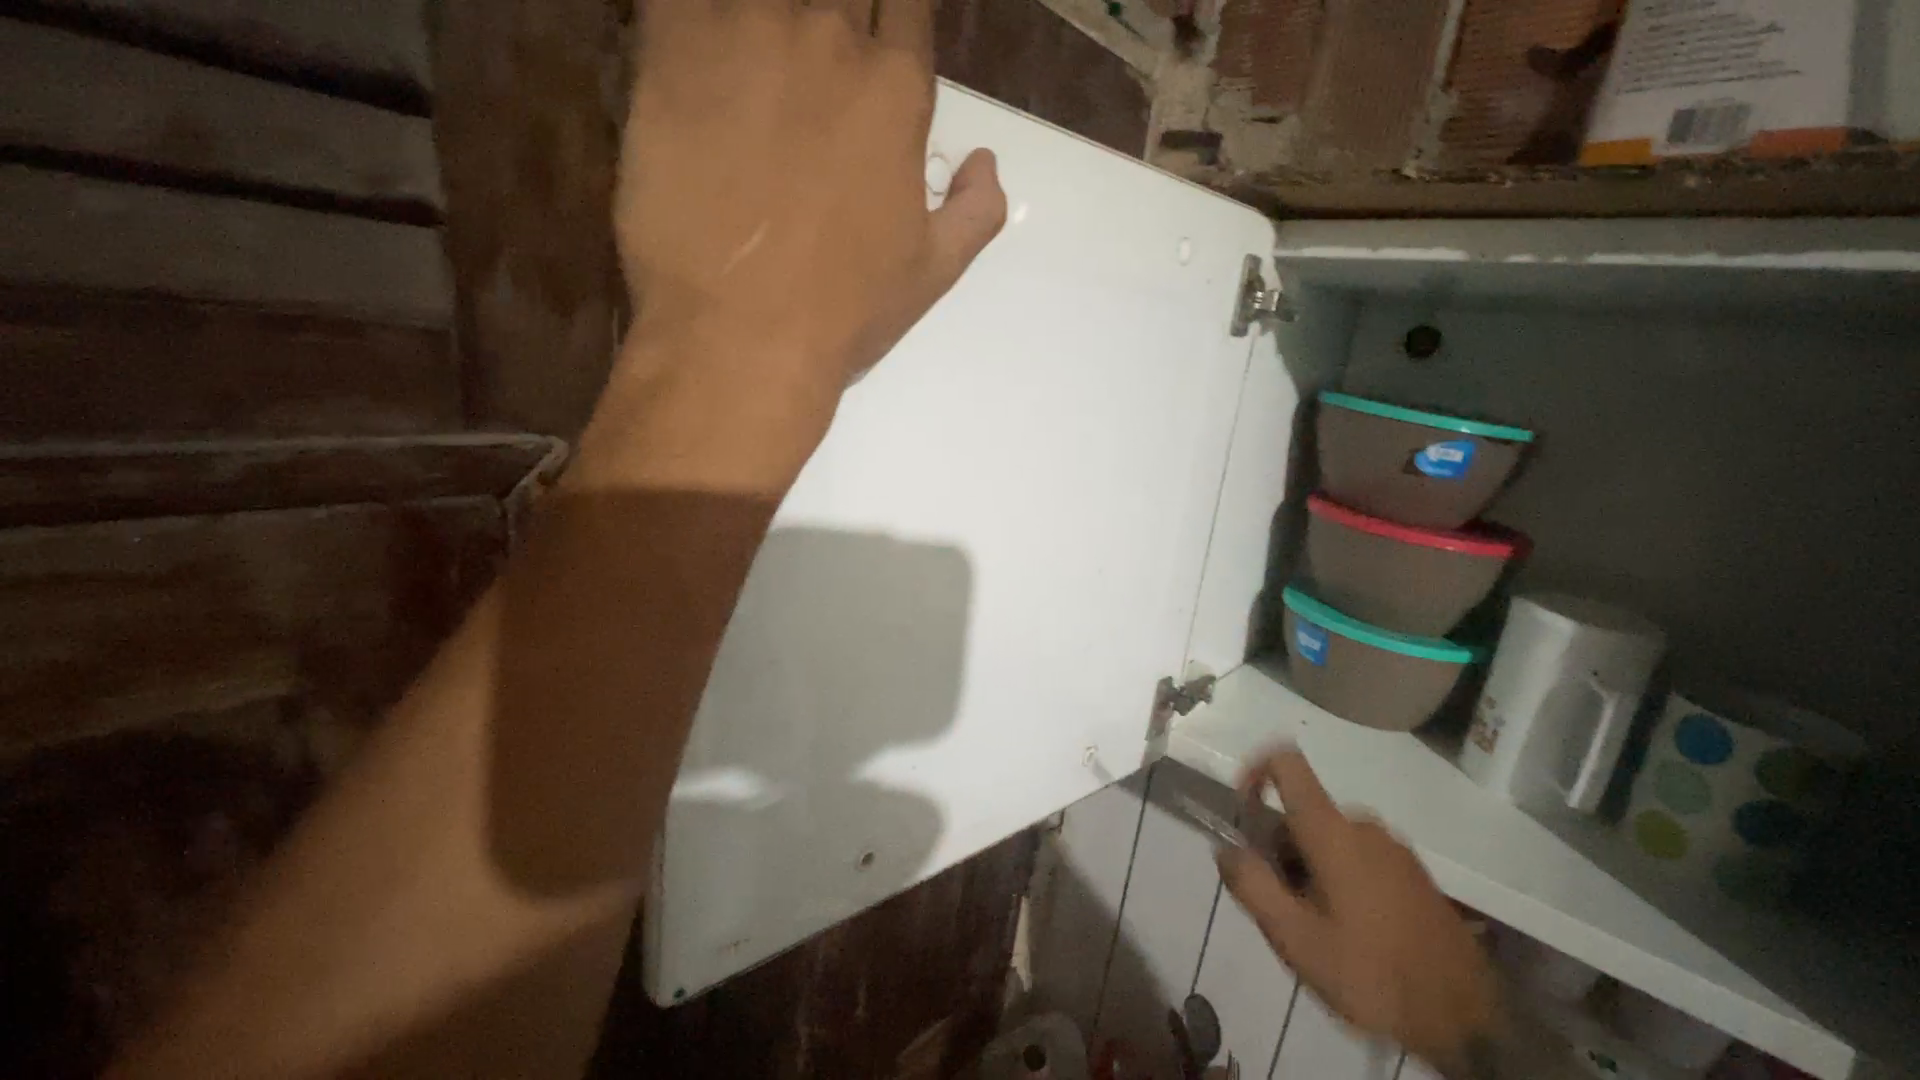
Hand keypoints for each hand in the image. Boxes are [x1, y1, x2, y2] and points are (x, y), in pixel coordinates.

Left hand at [614, 0, 1006, 405]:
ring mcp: (747, 36)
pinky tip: (690, 44)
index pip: (904, 5)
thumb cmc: (844, 312)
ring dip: (763, 16)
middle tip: (805, 61)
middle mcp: (829, 40)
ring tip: (753, 62)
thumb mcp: (934, 271)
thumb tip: (986, 163)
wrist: (741, 338)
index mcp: (896, 89)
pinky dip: (684, 12)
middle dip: (829, 15)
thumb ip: (977, 208)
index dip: (888, 17)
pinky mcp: (672, 52)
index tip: (868, 40)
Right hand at [1217, 748, 1502, 1074]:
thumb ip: (1251, 885)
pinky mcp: (1415, 873)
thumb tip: (1225, 848)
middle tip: (1279, 907)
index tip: (1241, 815)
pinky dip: (1339, 879)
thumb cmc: (1370, 973)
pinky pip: (1359, 857)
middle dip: (1278, 850)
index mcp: (1332, 831)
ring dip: (1308, 870)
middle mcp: (1364, 826)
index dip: (1254, 772)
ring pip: (1329, 840)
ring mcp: (1395, 849)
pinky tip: (1350, 933)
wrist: (1466, 1019)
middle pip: (1302, 814)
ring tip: (1315, 930)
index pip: (1286, 764)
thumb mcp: (1294, 938)